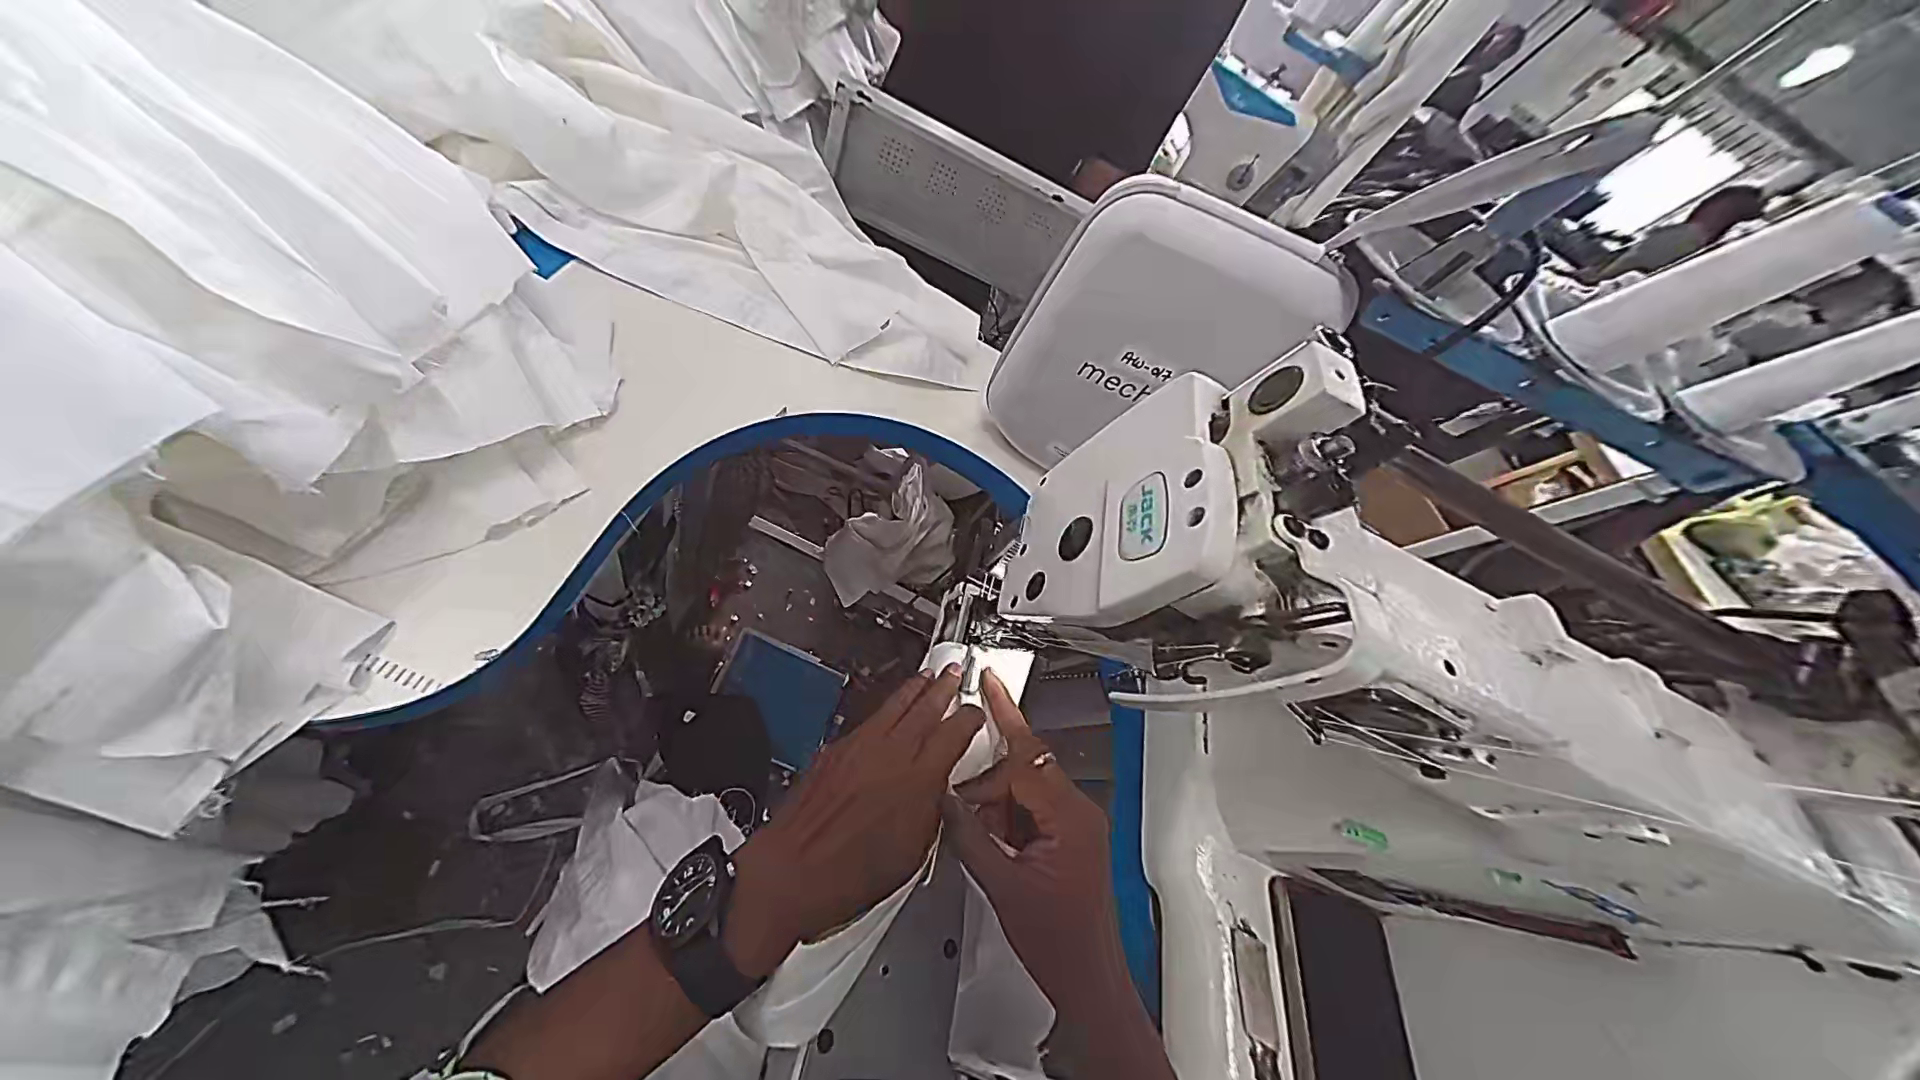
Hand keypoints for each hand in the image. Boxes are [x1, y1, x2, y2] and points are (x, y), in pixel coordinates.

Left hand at [725, 667, 982, 976]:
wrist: (792, 871)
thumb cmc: (849, 874)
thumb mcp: (914, 851)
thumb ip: (934, 809)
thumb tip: (939, 791)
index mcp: (919, 778)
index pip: (955, 732)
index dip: (970, 718)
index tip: (975, 713)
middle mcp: (891, 754)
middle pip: (926, 707)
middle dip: (944, 687)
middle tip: (954, 673)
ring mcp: (861, 747)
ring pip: (895, 705)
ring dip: (914, 688)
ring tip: (925, 677)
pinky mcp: (836, 749)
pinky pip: (869, 718)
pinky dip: (885, 708)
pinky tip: (888, 709)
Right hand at [939, 671, 1128, 1019]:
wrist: (1087, 979)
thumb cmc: (1061, 942)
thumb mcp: (1002, 884)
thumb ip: (969, 834)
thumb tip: (945, 801)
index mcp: (1069, 815)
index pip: (1027, 755)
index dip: (1003, 717)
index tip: (990, 685)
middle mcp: (1077, 812)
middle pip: (1022, 770)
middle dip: (987, 785)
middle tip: (960, 801)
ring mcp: (1074, 824)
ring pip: (1023, 790)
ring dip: (994, 806)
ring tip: (982, 838)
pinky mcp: (1067, 836)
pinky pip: (1029, 809)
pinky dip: (1004, 820)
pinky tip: (993, 844)